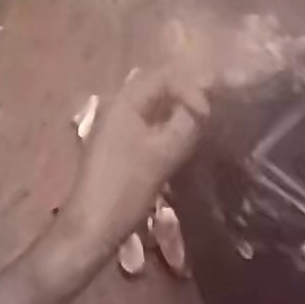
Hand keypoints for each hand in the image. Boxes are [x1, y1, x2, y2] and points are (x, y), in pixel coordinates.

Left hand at [58, 67, 206, 255]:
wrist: (91, 227)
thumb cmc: (126, 189)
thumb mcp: (163, 155)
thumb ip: (186, 124)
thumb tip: (204, 106)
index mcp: (126, 100)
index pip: (165, 76)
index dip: (192, 87)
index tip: (209, 113)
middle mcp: (119, 103)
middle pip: (158, 84)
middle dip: (186, 90)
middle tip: (213, 103)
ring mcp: (116, 122)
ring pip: (153, 102)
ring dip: (177, 104)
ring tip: (203, 115)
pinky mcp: (119, 141)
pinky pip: (148, 118)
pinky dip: (167, 120)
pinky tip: (182, 132)